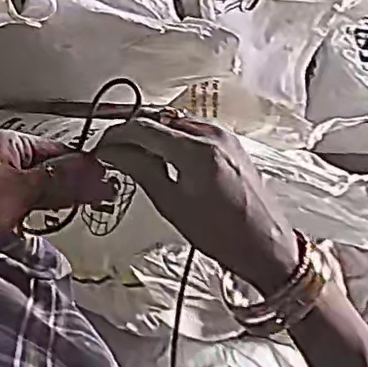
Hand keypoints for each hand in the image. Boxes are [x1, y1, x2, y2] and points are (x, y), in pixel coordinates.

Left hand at [0, 130, 116, 259]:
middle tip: (106, 192)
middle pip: (53, 165)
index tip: (105, 176)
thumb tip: (95, 170)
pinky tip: (71, 208)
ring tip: (96, 201)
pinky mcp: (7, 199)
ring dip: (70, 192)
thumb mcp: (24, 189)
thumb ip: (61, 178)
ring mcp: (7, 178)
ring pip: (48, 182)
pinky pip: (38, 197)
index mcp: (8, 142)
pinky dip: (55, 202)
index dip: (81, 164)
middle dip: (78, 179)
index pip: (56, 148)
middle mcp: (8, 156)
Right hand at [96, 115, 301, 295]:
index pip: (142, 128)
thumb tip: (113, 152)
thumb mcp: (171, 203)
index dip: (115, 136)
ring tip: (133, 156)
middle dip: (130, 133)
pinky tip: (161, 156)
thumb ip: (140, 169)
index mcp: (196, 150)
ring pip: (173, 122)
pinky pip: (190, 130)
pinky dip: (170, 137)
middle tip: (112, 152)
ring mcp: (223, 136)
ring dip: (150, 134)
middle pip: (157, 119)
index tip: (101, 148)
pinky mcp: (229, 143)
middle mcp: (212, 135)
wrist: (267, 247)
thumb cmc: (223, 234)